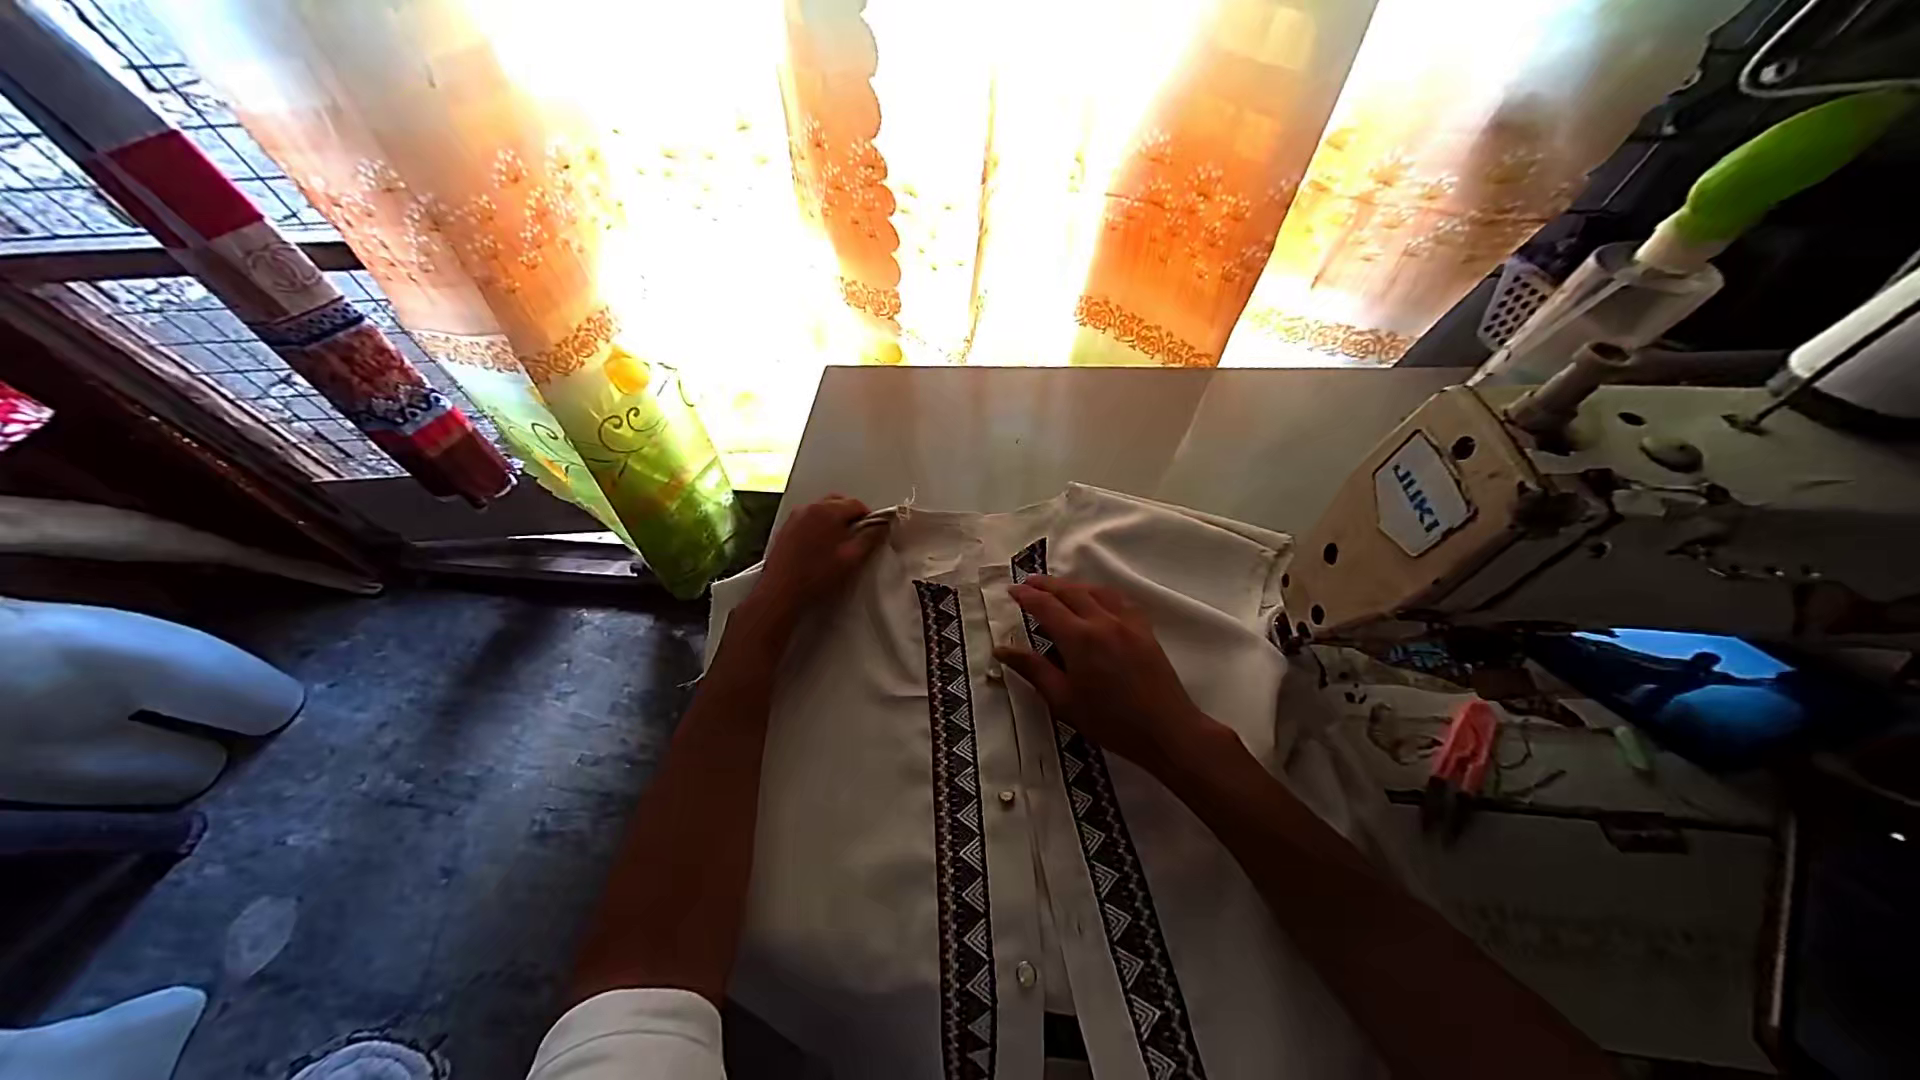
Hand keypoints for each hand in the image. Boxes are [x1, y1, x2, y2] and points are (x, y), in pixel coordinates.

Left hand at [749, 495, 887, 625]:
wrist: (781, 592)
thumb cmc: (816, 577)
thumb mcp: (852, 559)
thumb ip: (870, 538)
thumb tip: (882, 525)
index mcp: (828, 511)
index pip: (857, 504)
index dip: (869, 518)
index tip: (872, 532)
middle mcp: (809, 508)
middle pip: (838, 502)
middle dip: (850, 516)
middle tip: (857, 537)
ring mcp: (795, 517)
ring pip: (822, 510)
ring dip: (834, 520)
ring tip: (839, 543)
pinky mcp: (786, 529)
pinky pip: (808, 519)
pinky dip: (818, 526)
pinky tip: (821, 547)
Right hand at [993, 575, 1224, 773]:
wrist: (1166, 730)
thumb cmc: (1109, 721)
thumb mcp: (1063, 700)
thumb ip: (1033, 669)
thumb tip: (1002, 649)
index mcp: (1079, 638)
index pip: (1046, 606)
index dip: (1026, 596)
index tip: (1011, 590)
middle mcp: (1102, 621)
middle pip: (1070, 591)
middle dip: (1046, 584)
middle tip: (1028, 582)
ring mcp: (1127, 622)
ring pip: (1095, 590)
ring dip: (1072, 585)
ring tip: (1057, 588)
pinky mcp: (1144, 628)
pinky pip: (1118, 599)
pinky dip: (1100, 592)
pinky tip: (1096, 598)